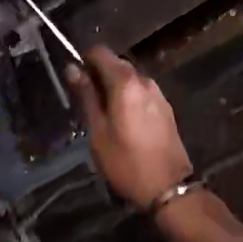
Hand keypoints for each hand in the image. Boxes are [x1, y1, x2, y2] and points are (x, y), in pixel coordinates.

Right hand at [65, 47, 193, 207]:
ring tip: (104, 114)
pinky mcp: (165, 106)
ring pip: (129, 77)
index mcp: (125, 82)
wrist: (169, 189)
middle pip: (116, 63)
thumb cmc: (127, 162)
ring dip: (114, 86)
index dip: (85, 61)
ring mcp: (157, 92)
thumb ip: (86, 96)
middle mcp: (143, 80)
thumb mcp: (98, 131)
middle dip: (99, 75)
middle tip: (87, 101)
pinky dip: (128, 95)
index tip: (77, 81)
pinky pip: (141, 90)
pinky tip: (124, 120)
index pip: (101, 52)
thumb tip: (72, 68)